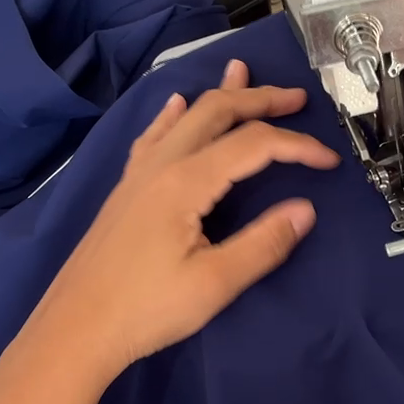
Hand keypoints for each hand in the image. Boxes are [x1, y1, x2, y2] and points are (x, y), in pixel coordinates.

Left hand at [10, 58, 339, 384]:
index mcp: (186, 182)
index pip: (254, 145)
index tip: (329, 163)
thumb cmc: (146, 309)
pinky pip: (154, 135)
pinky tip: (176, 105)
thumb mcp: (216, 284)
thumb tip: (306, 209)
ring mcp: (138, 174)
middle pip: (216, 112)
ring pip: (185, 117)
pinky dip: (175, 114)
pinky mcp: (126, 189)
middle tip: (296, 98)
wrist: (74, 330)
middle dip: (260, 99)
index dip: (297, 147)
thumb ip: (264, 243)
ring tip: (243, 73)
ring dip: (221, 96)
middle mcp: (161, 165)